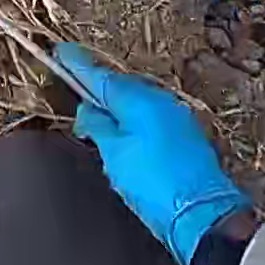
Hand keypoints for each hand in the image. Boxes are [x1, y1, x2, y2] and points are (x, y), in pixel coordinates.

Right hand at [53, 43, 250, 264]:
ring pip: (134, 100)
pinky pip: (148, 113)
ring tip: (95, 113)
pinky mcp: (183, 130)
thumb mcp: (114, 155)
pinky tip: (123, 130)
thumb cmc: (153, 182)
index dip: (78, 65)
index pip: (99, 76)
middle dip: (96, 85)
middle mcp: (157, 97)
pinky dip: (131, 116)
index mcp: (137, 98)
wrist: (203, 212)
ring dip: (114, 103)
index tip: (61, 51)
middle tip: (73, 86)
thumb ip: (97, 125)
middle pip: (118, 85)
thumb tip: (87, 108)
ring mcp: (173, 112)